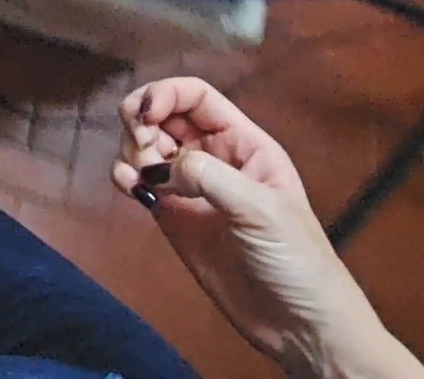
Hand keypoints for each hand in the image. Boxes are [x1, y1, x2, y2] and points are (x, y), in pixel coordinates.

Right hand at [111, 78, 423, 377]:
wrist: (301, 330)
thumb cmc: (298, 263)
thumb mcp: (262, 210)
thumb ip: (207, 175)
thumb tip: (157, 166)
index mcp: (242, 143)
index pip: (193, 95)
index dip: (163, 94)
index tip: (143, 117)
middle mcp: (211, 155)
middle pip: (160, 112)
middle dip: (140, 121)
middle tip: (143, 147)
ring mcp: (187, 184)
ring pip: (142, 143)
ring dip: (131, 151)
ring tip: (144, 181)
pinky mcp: (169, 212)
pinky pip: (135, 178)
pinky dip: (122, 175)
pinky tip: (130, 189)